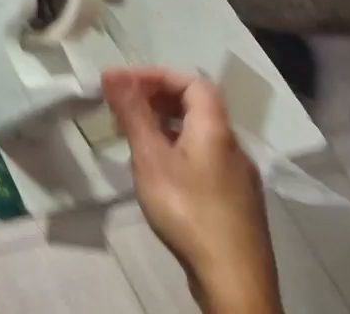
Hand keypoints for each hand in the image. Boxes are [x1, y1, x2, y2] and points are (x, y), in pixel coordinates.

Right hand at [103, 66, 279, 313]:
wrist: (233, 277)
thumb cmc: (187, 209)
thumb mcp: (150, 158)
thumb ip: (132, 113)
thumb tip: (112, 72)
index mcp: (216, 132)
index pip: (193, 82)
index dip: (156, 73)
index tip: (120, 81)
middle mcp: (233, 146)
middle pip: (197, 105)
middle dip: (155, 95)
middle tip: (118, 104)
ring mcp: (237, 173)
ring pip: (198, 131)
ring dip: (162, 121)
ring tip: (129, 133)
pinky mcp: (235, 196)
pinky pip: (202, 152)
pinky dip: (175, 144)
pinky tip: (155, 165)